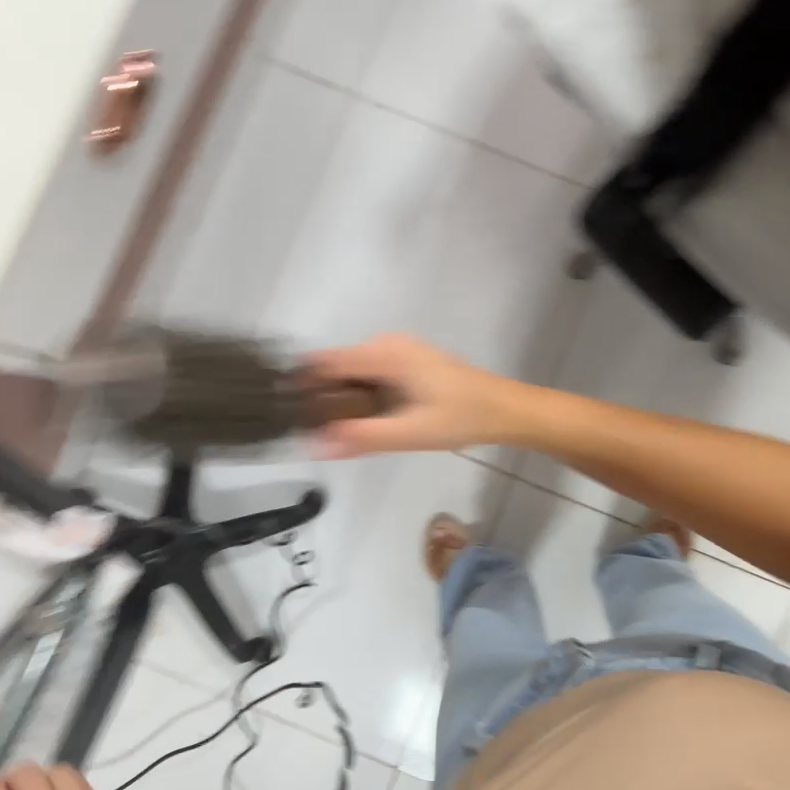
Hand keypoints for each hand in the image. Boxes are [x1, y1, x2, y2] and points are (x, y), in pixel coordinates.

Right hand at [307, 334, 524, 456]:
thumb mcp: (411, 433)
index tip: (284, 411)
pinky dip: (361, 396)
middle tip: (310, 433)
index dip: (302, 384)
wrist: (505, 409)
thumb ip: (363, 438)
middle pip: (337, 366)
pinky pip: (370, 375)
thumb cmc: (461, 418)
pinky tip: (364, 422)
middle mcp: (388, 344)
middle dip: (321, 396)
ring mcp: (398, 350)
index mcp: (386, 354)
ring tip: (334, 432)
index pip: (326, 361)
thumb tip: (316, 445)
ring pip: (353, 373)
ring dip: (342, 399)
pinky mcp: (406, 362)